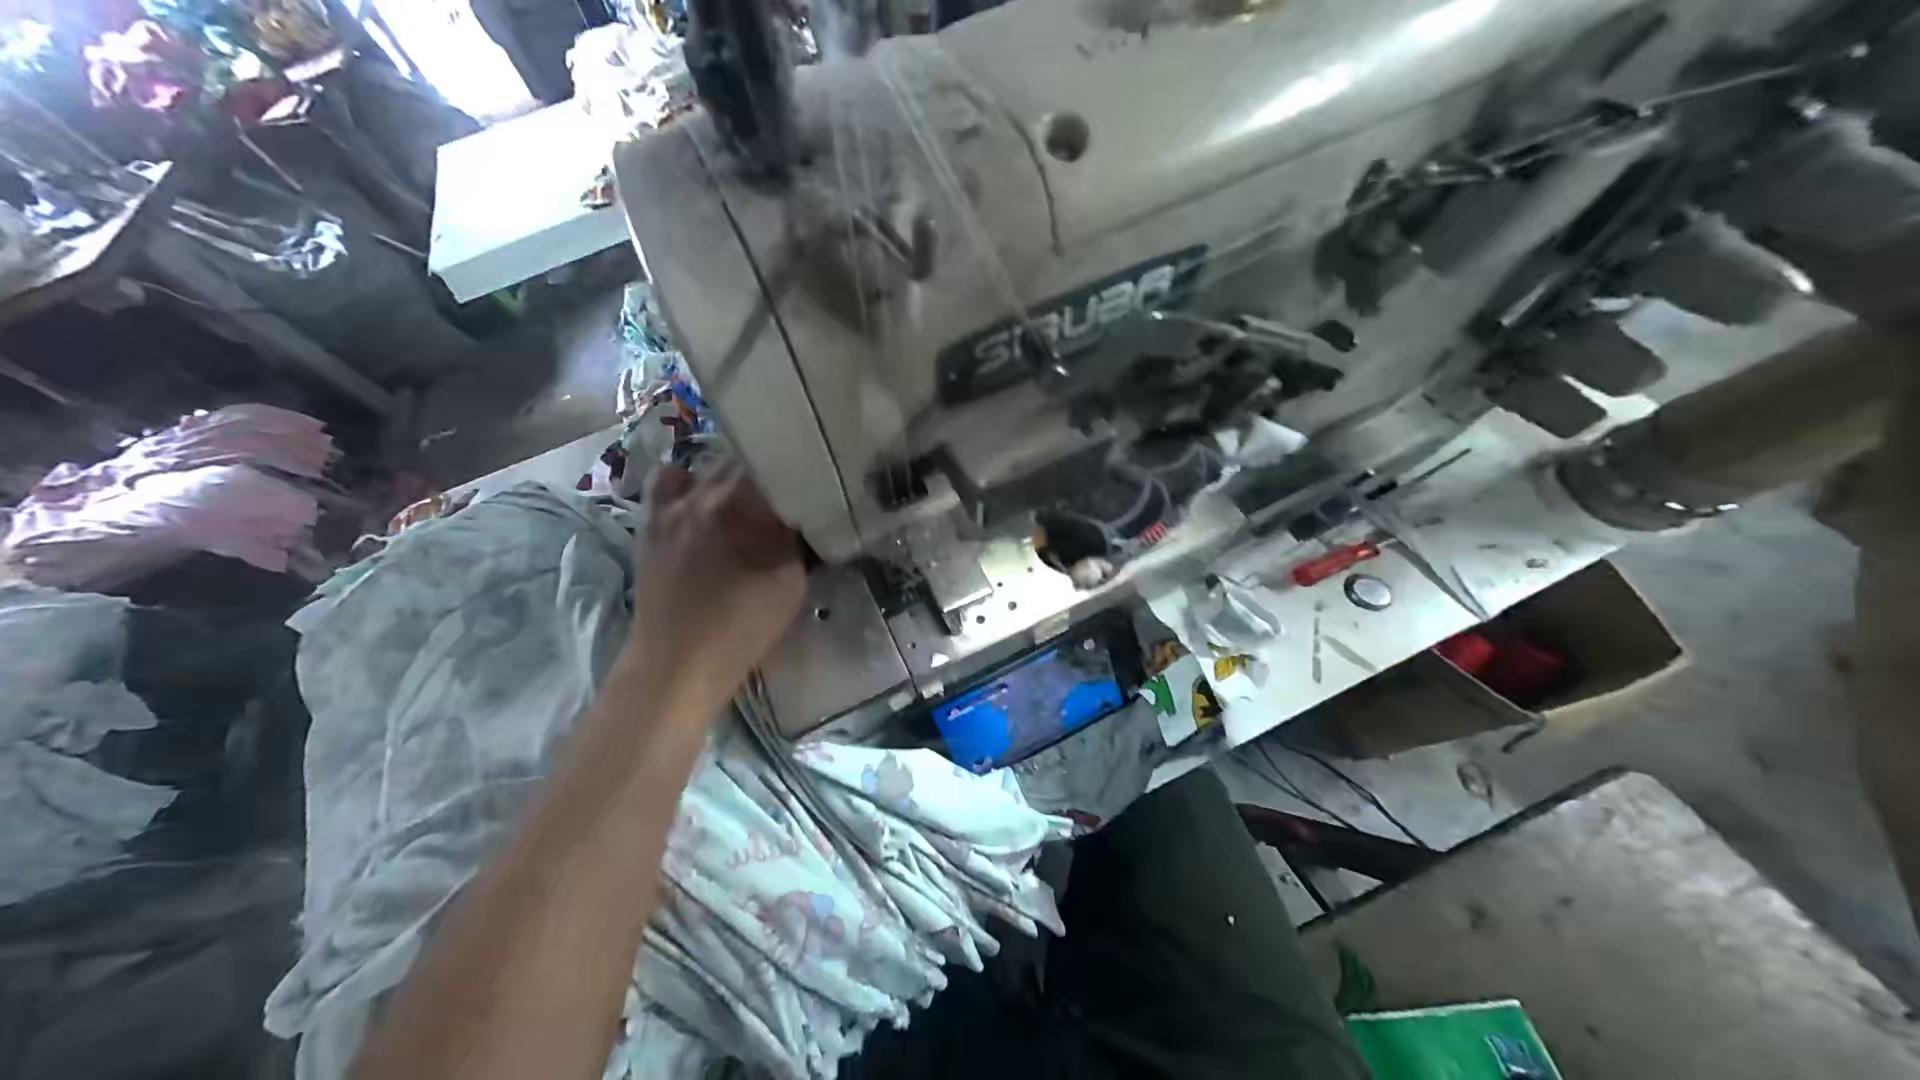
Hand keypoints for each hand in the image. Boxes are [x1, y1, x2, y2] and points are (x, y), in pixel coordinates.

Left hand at [625, 460, 805, 712]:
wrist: (677, 663)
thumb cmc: (741, 627)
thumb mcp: (791, 583)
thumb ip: (800, 540)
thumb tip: (806, 515)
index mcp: (739, 503)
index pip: (777, 464)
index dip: (800, 471)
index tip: (816, 486)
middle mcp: (702, 492)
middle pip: (743, 461)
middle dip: (771, 473)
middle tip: (790, 495)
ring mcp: (670, 505)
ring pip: (709, 467)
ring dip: (734, 477)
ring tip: (751, 500)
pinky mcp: (650, 521)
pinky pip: (669, 481)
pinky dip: (688, 483)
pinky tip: (704, 502)